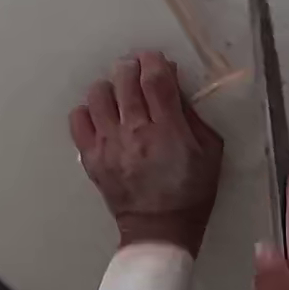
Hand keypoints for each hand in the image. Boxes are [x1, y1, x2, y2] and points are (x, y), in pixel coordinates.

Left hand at [68, 51, 224, 255]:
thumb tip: (174, 86)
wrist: (158, 229)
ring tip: (119, 97)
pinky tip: (102, 117)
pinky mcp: (90, 156)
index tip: (156, 60)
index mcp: (168, 130)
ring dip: (110, 87)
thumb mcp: (210, 152)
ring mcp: (108, 144)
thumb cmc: (191, 191)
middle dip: (132, 67)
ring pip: (98, 93)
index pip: (155, 78)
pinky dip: (88, 111)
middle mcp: (135, 132)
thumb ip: (193, 116)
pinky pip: (78, 118)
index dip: (154, 61)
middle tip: (138, 74)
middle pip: (124, 78)